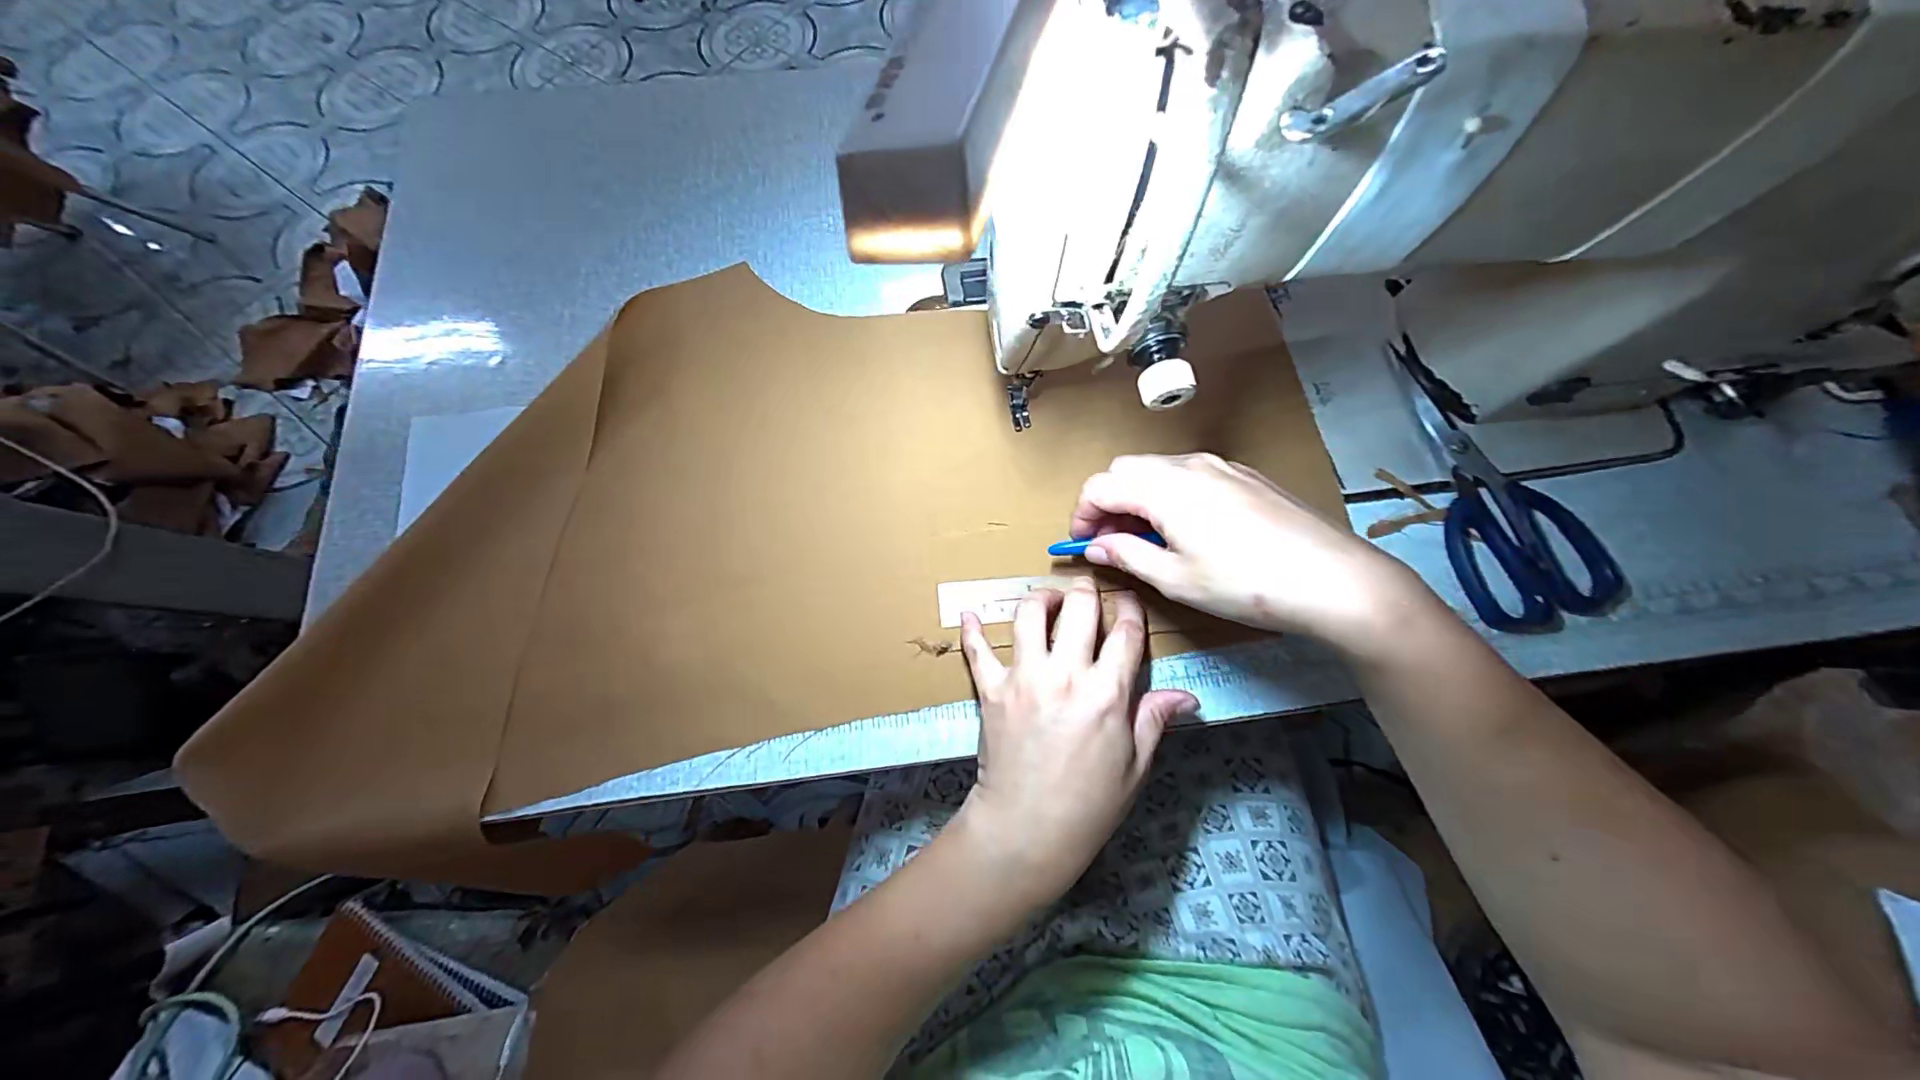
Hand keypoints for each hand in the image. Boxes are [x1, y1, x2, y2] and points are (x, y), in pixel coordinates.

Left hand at [951, 579, 1195, 907]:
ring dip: (1040, 598)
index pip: (1125, 633)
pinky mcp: (991, 690)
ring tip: (1046, 600)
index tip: (1128, 601)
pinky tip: (971, 614)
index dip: (1130, 610)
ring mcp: (1024, 679)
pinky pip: (977, 651)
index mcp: (1107, 693)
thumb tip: (1187, 697)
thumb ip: (1154, 721)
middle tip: (1086, 591)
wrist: (1026, 830)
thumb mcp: (1134, 766)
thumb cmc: (1089, 805)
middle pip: (1079, 609)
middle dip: (1086, 591)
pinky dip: (971, 630)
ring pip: (1029, 615)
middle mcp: (1065, 675)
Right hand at [1071, 453, 1435, 656]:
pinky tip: (1187, 532)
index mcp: (1164, 487)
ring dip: (1139, 500)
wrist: (1332, 579)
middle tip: (1111, 543)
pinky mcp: (1245, 477)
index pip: (1100, 485)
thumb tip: (1096, 547)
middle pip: (1126, 470)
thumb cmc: (1247, 584)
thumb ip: (1126, 556)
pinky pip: (1191, 476)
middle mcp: (1190, 465)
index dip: (1081, 515)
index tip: (1082, 544)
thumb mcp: (1175, 578)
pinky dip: (1170, 497)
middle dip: (1108, 503)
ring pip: (1158, 471)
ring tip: (1148, 541)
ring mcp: (1222, 467)